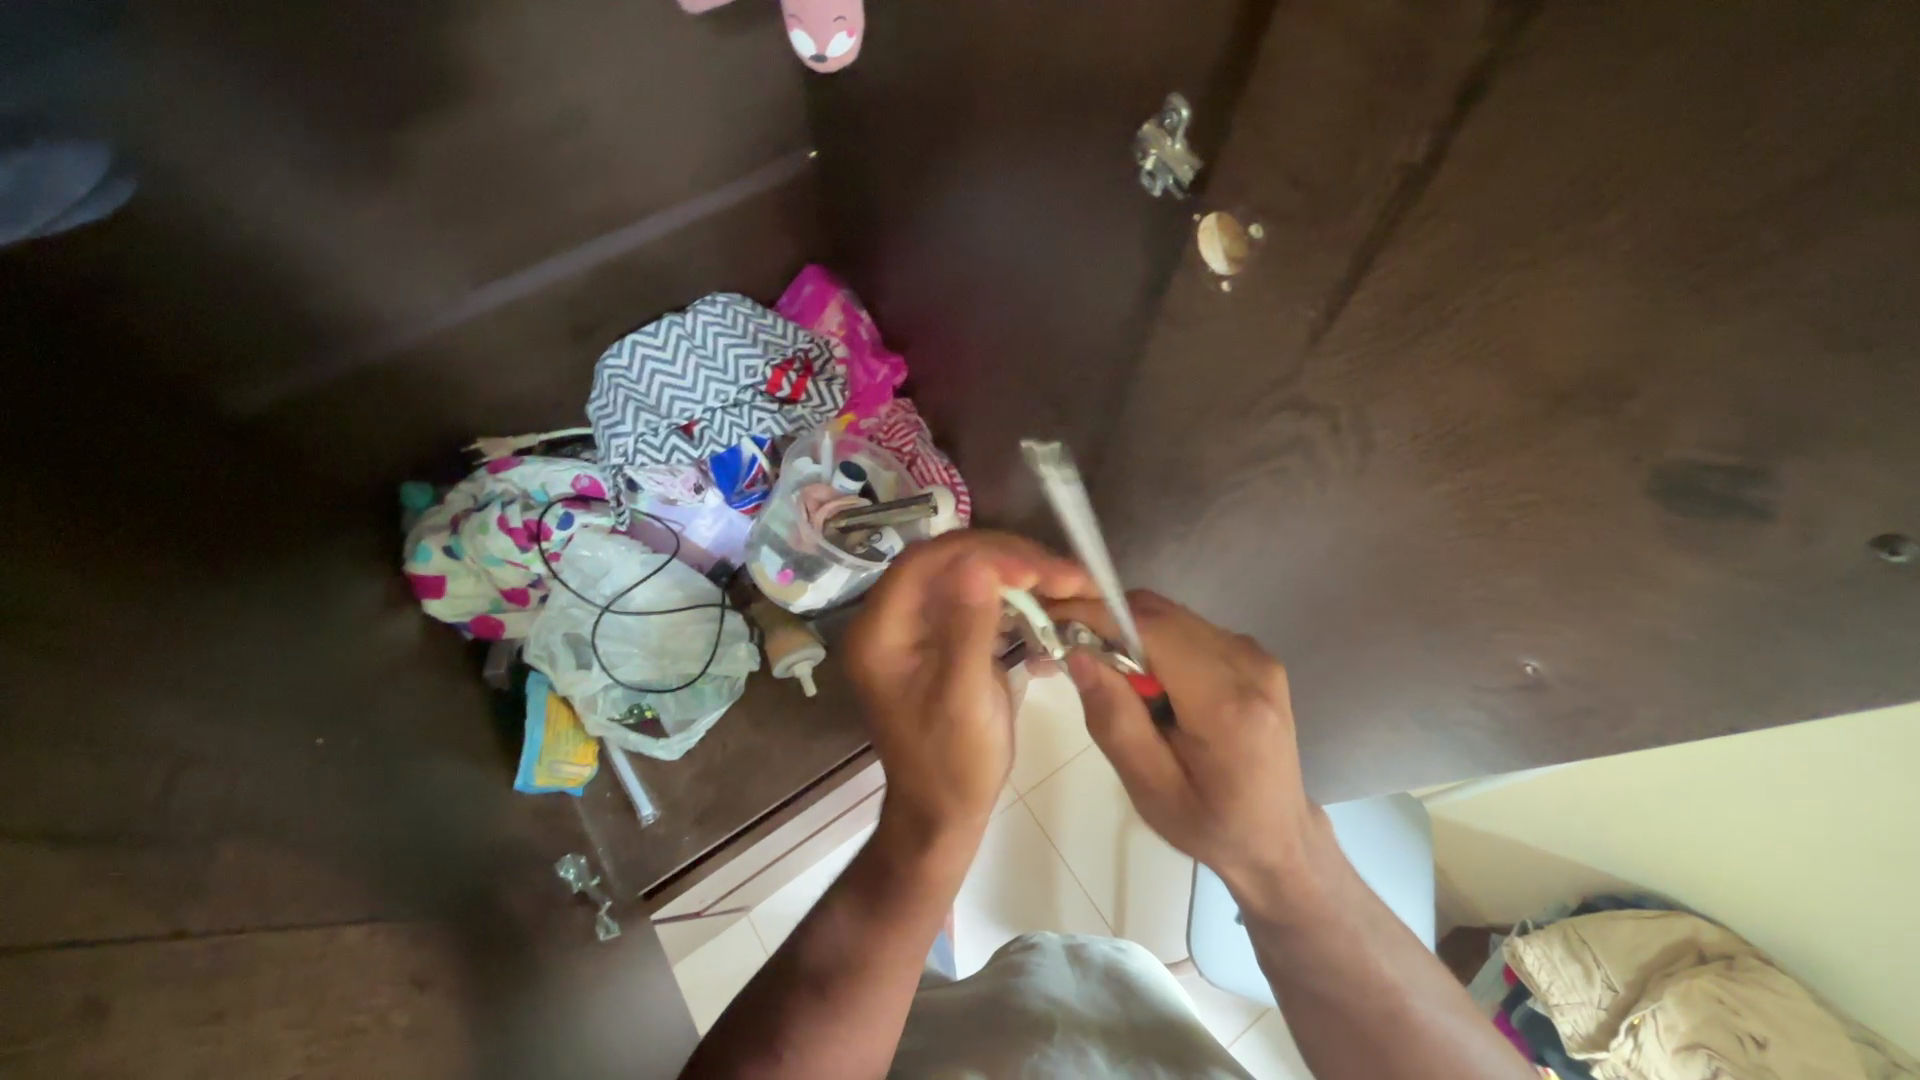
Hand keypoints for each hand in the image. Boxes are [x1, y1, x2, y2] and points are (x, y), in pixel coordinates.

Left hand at [845, 531, 1091, 840]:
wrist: (945, 811)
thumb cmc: (952, 763)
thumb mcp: (963, 698)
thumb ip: (968, 627)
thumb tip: (978, 562)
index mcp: (881, 631)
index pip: (926, 563)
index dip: (982, 554)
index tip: (1036, 568)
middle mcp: (893, 619)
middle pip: (949, 562)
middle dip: (1008, 560)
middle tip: (1064, 572)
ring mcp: (919, 628)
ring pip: (968, 575)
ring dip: (1017, 574)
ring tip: (1067, 581)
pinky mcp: (944, 638)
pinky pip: (978, 600)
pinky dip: (1014, 597)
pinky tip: (1049, 602)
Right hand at [1047, 591, 1327, 917]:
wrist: (1278, 835)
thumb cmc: (1209, 822)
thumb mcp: (1150, 787)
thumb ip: (1114, 720)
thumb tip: (1078, 654)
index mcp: (1227, 704)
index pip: (1153, 629)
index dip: (1097, 614)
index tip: (1051, 617)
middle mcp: (1249, 665)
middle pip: (1161, 615)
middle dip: (1105, 620)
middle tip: (1062, 645)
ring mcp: (1256, 655)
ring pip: (1171, 617)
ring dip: (1127, 631)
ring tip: (1098, 669)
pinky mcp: (1253, 655)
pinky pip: (1187, 629)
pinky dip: (1152, 640)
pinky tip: (1139, 680)